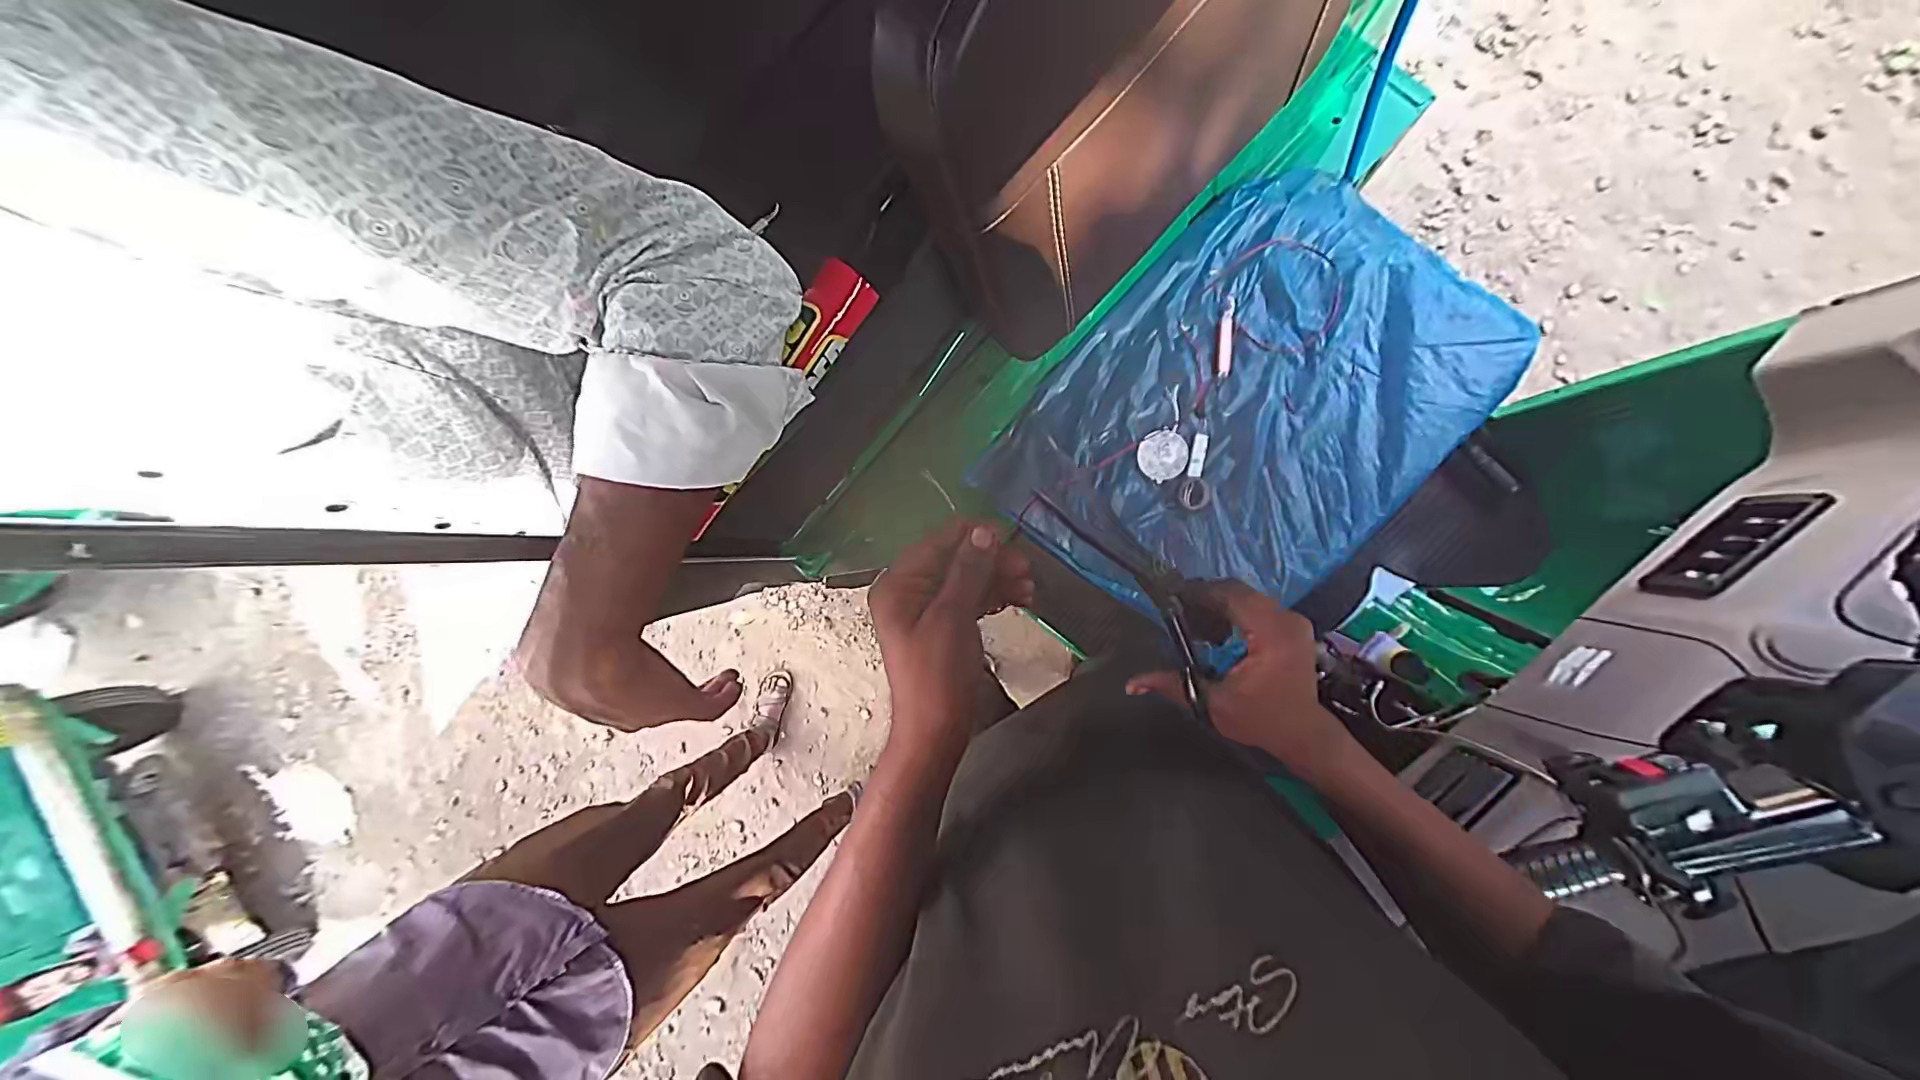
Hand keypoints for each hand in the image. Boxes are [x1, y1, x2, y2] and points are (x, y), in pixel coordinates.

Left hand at [868, 521, 1032, 762]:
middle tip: (1026, 568)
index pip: (937, 543)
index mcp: (897, 585)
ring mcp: (924, 611)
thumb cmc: (937, 675)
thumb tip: (984, 532)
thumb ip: (968, 571)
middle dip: (990, 561)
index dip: (973, 537)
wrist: (936, 731)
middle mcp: (907, 592)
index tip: (1009, 538)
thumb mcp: (953, 617)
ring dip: (997, 579)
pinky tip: (1018, 598)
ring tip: (1029, 587)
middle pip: (953, 561)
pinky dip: (992, 596)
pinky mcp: (942, 627)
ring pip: (965, 580)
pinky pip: (968, 600)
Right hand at [1127, 581, 1354, 779]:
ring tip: (1196, 623)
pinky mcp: (1293, 626)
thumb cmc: (1261, 720)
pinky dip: (1234, 610)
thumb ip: (1173, 686)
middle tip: (1180, 611)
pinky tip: (1218, 630)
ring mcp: (1294, 621)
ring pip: (1248, 596)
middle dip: (1206, 597)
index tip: (1172, 599)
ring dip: (1219, 603)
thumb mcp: (1213, 704)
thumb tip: (1132, 684)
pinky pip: (1258, 605)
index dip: (1199, 592)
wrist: (1304, 733)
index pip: (1231, 595)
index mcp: (1271, 633)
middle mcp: (1287, 619)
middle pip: (1238, 591)